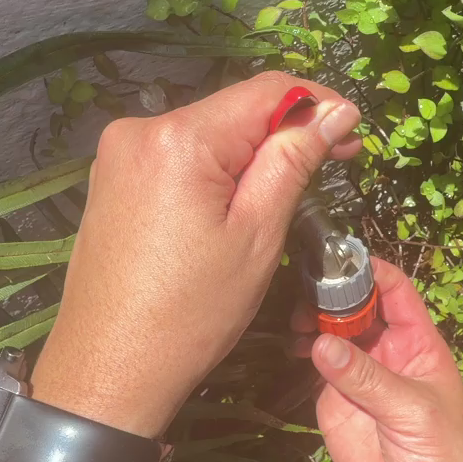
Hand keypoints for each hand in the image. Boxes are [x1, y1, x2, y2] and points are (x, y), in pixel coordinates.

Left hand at [33, 71, 360, 437]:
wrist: (110, 370)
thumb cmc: (192, 313)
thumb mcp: (258, 236)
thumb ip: (294, 161)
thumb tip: (335, 111)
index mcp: (180, 138)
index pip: (266, 91)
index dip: (318, 104)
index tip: (352, 134)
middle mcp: (140, 129)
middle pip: (234, 111)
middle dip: (285, 133)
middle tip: (331, 164)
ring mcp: (119, 155)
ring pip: (208, 135)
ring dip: (251, 155)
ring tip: (281, 200)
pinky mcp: (113, 180)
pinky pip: (179, 158)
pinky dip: (215, 172)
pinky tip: (231, 208)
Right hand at [299, 258, 462, 461]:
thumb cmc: (438, 452)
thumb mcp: (409, 409)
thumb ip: (366, 377)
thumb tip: (319, 342)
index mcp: (418, 343)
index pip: (396, 292)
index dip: (372, 271)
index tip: (341, 259)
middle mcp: (387, 351)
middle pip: (358, 307)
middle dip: (333, 294)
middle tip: (305, 293)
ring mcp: (360, 375)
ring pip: (334, 332)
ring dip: (314, 320)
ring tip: (295, 321)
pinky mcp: (336, 400)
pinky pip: (318, 365)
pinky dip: (304, 350)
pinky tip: (293, 345)